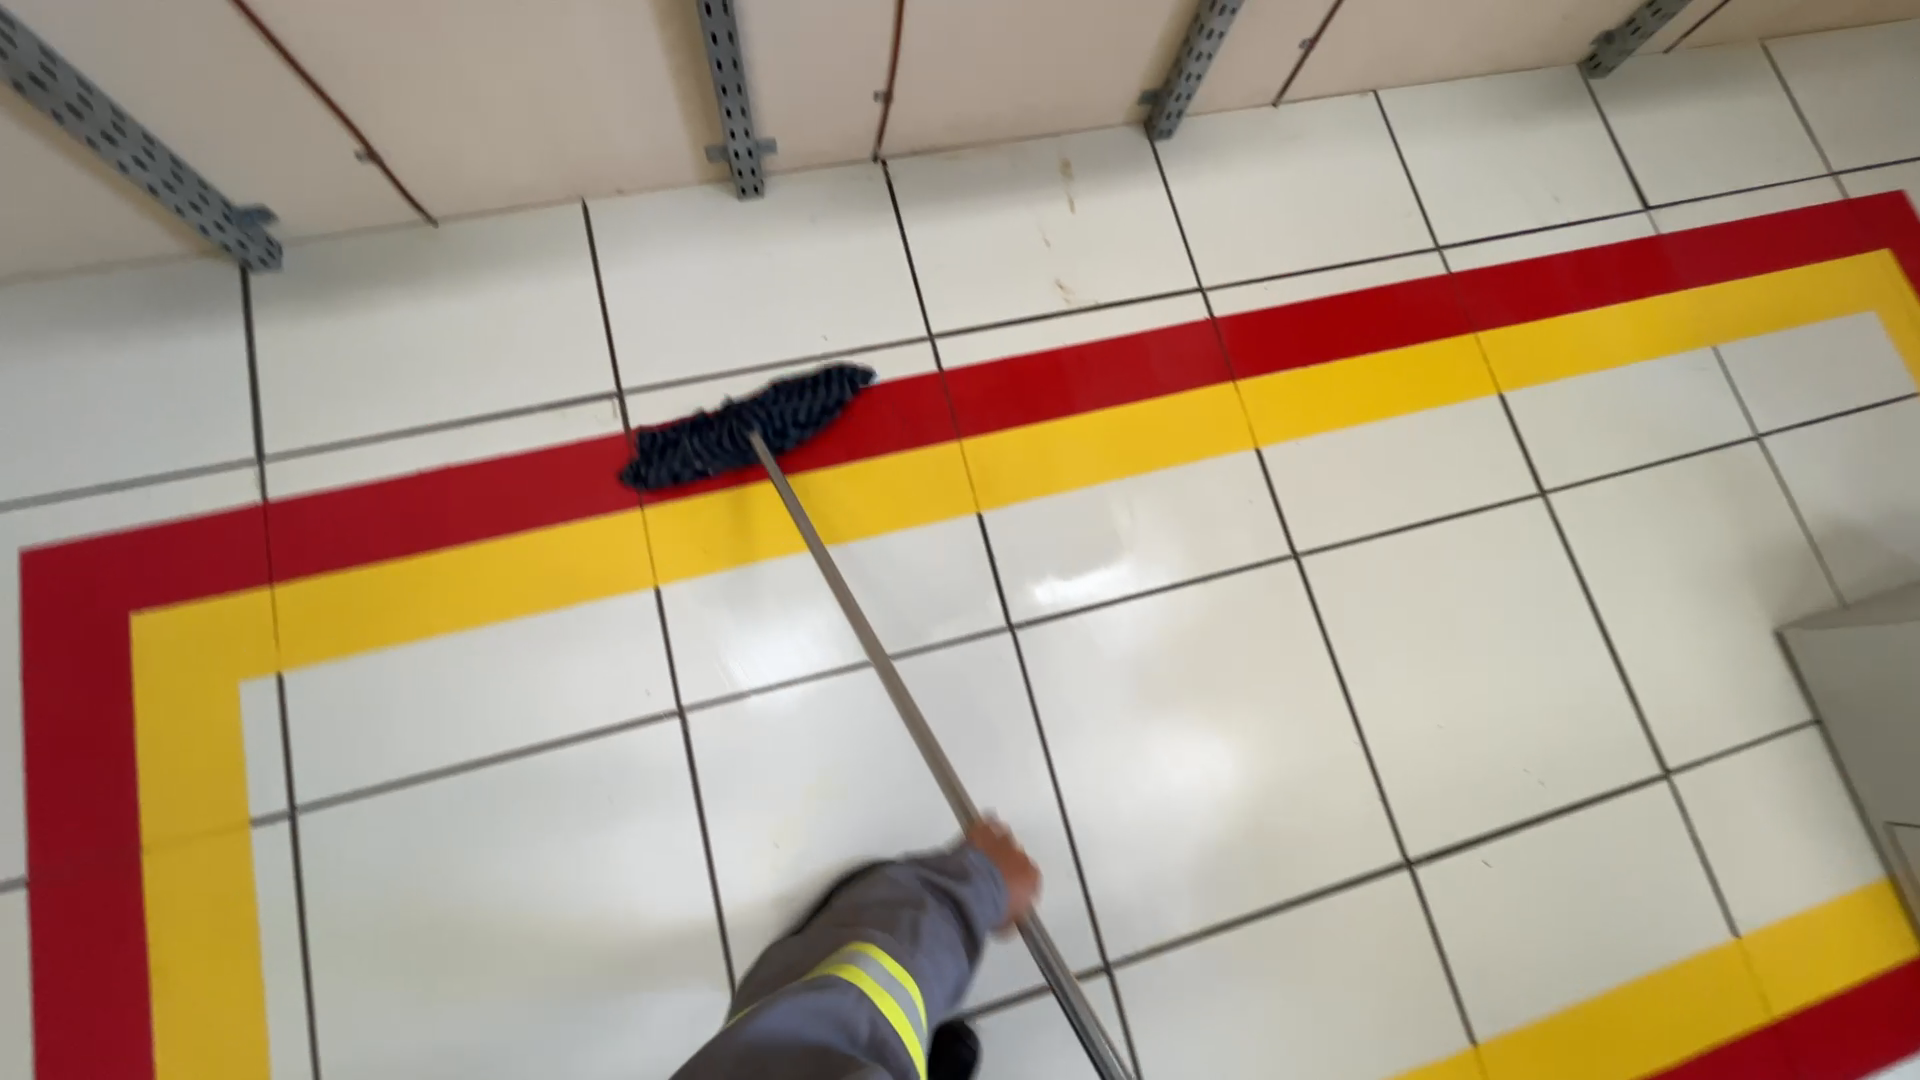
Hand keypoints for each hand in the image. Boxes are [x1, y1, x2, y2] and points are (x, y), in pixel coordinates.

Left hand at [967, 818, 1040, 932]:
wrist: (971, 892)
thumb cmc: (991, 907)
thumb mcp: (1007, 923)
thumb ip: (1013, 915)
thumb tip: (1007, 917)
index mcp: (1032, 877)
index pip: (1030, 879)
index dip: (1017, 885)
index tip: (1006, 892)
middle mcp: (1020, 856)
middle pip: (1016, 858)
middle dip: (1005, 865)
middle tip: (991, 877)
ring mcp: (1003, 842)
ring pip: (1004, 839)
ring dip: (996, 846)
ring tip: (984, 856)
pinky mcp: (985, 831)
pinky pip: (988, 823)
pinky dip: (985, 826)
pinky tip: (979, 832)